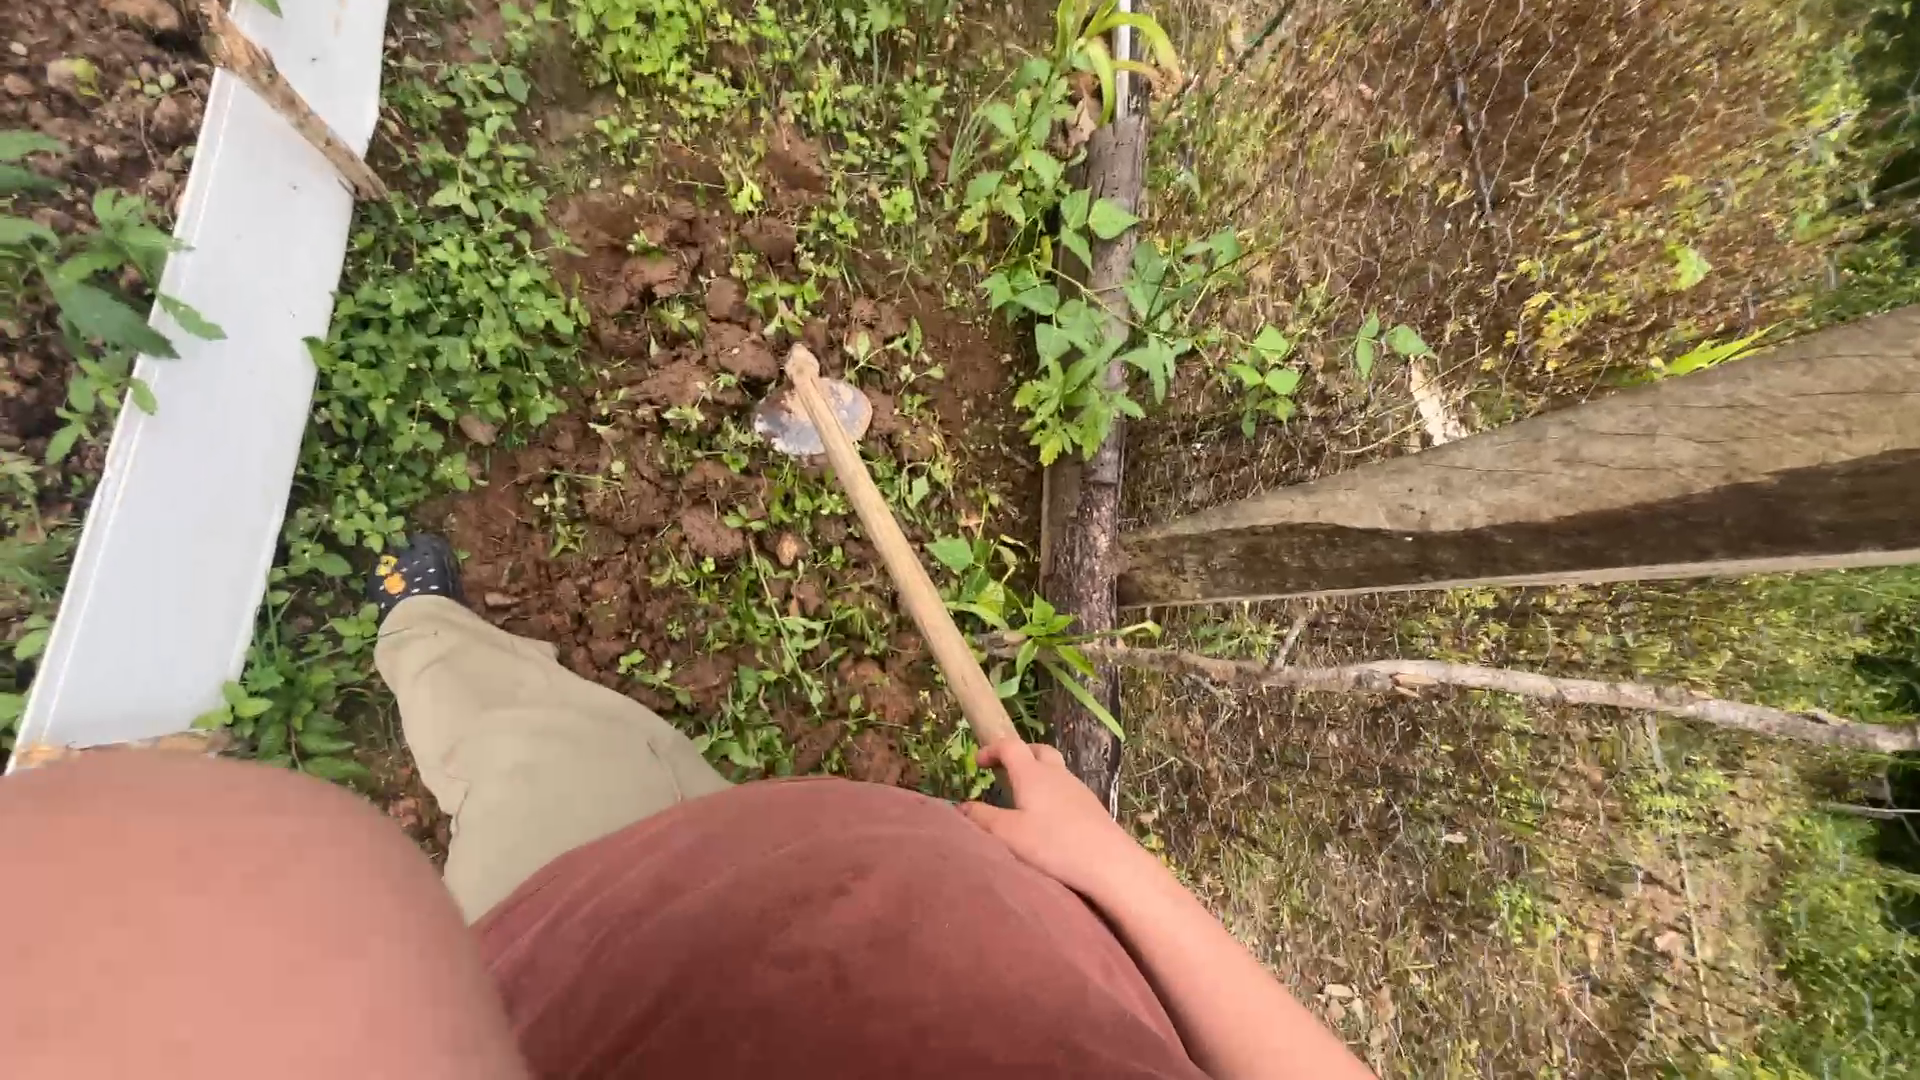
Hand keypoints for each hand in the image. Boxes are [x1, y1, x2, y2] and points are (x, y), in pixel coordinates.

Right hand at [959, 740, 1154, 901]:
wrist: (1109, 863)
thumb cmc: (1054, 845)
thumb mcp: (1009, 834)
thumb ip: (982, 818)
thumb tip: (961, 805)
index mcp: (1032, 774)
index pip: (1010, 746)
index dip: (992, 749)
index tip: (979, 762)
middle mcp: (1056, 774)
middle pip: (1037, 750)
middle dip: (1019, 754)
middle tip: (1004, 770)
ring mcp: (1077, 789)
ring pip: (1055, 769)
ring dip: (1037, 773)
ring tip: (1024, 796)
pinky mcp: (1091, 806)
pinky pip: (1066, 788)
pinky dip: (1052, 791)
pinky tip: (1049, 818)